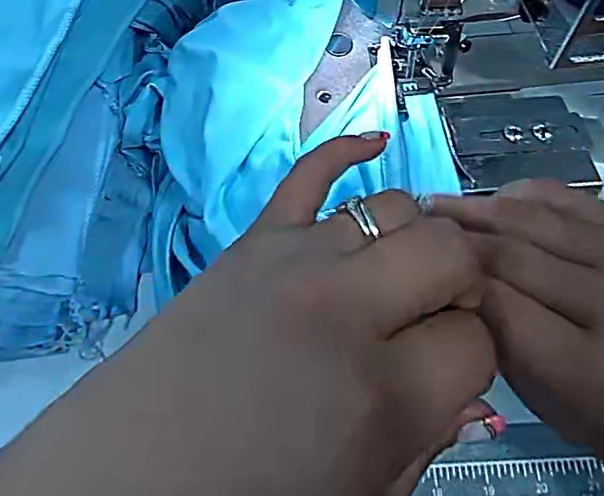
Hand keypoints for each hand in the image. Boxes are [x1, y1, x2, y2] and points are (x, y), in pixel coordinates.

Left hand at [0, 133, 496, 495]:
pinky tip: (376, 142)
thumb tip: (470, 388)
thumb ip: (426, 440)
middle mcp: (346, 307)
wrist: (126, 479)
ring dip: (413, 241)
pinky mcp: (256, 234)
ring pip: (397, 207)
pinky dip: (348, 150)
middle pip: (448, 251)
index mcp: (381, 396)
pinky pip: (312, 170)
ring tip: (397, 277)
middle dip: (459, 286)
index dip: (473, 358)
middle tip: (432, 319)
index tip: (451, 370)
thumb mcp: (358, 495)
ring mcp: (297, 257)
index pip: (477, 340)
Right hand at [428, 181, 603, 495]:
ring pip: (535, 219)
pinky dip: (522, 194)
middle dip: (458, 236)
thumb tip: (451, 278)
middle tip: (416, 223)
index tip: (417, 262)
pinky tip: (493, 199)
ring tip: (442, 205)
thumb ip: (499, 339)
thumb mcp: (545, 402)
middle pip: (516, 254)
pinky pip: (565, 199)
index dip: (454, 280)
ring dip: (480, 207)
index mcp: (600, 372)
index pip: (504, 306)